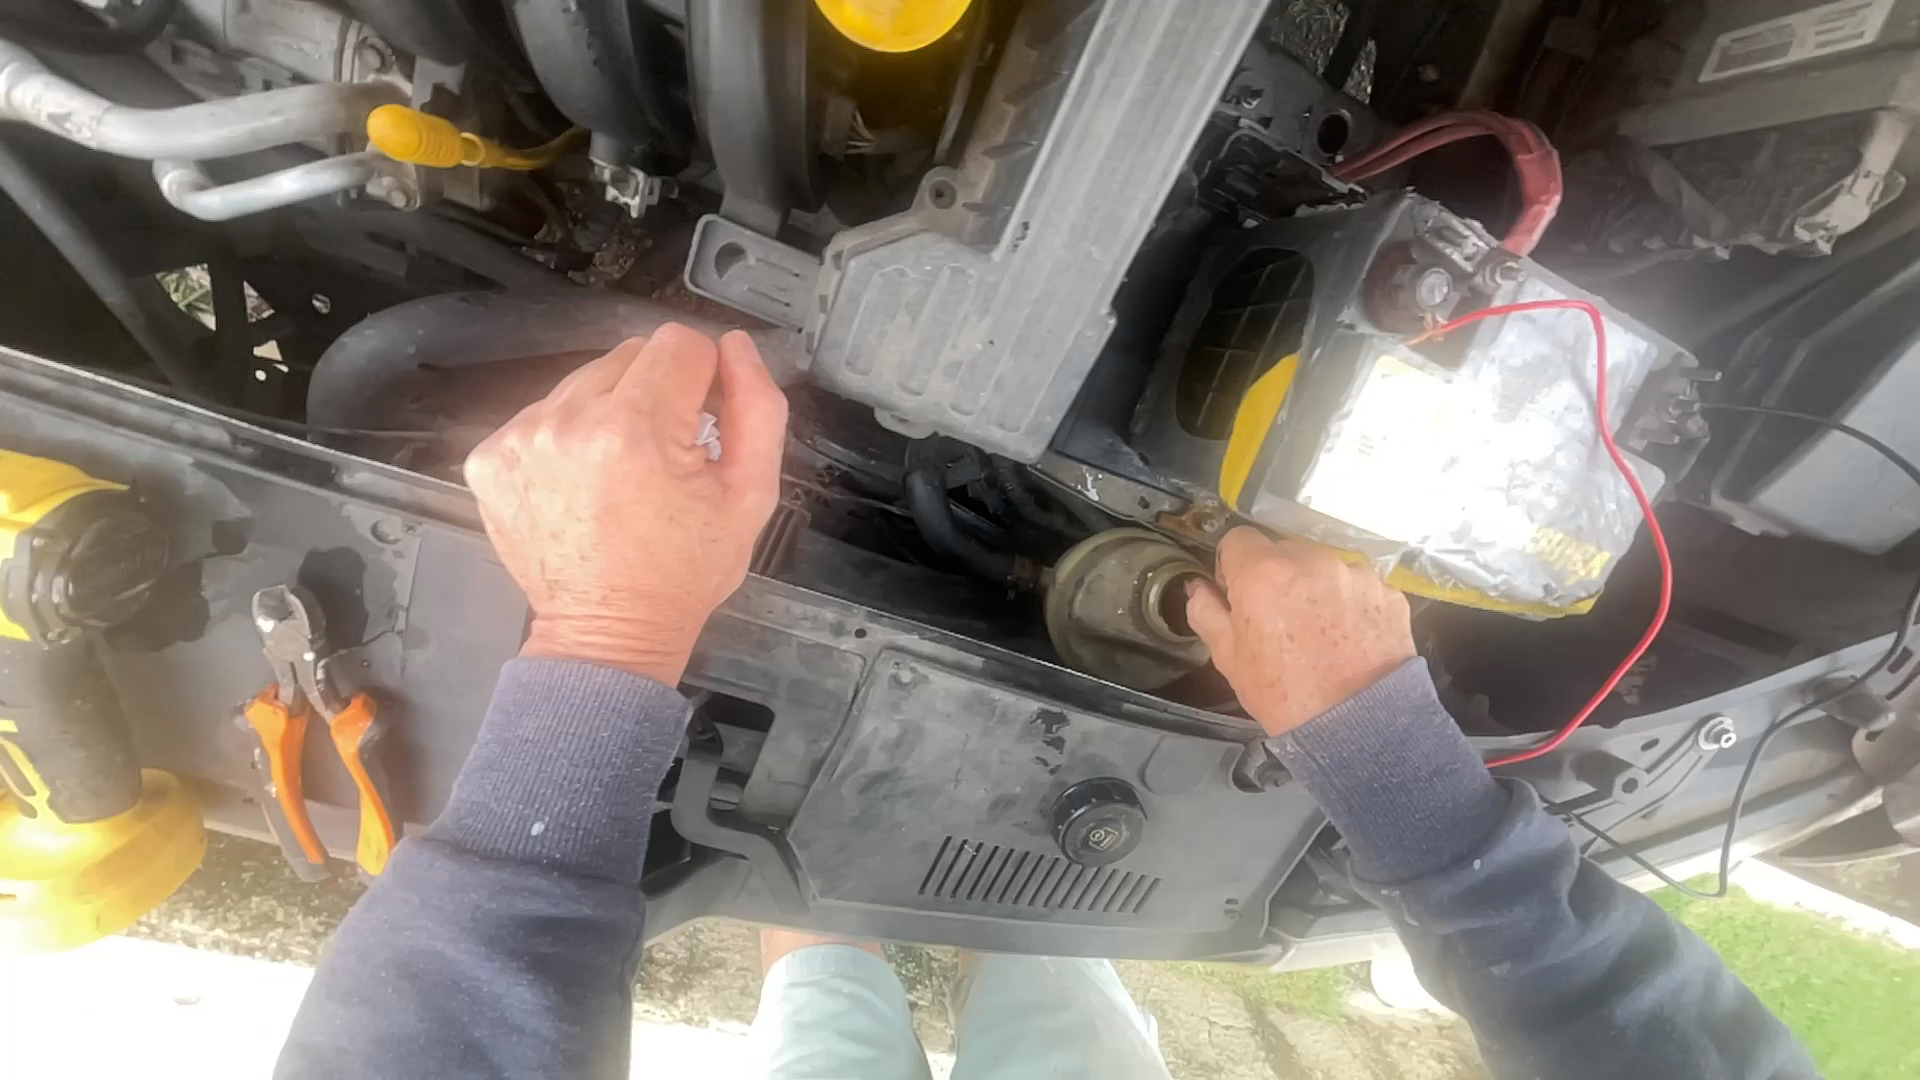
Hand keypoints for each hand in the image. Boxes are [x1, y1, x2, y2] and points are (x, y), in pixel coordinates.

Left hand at [464, 325, 788, 683]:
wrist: (609, 634)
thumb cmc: (687, 571)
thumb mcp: (752, 496)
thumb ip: (759, 409)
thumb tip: (737, 347)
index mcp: (635, 430)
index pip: (680, 343)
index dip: (707, 379)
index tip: (705, 427)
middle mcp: (566, 421)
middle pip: (632, 354)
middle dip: (662, 393)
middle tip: (670, 456)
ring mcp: (517, 437)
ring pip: (588, 378)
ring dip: (617, 409)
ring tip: (627, 470)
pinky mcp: (488, 455)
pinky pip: (548, 410)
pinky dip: (575, 433)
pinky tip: (589, 480)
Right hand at [1184, 528, 1415, 735]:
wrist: (1360, 727)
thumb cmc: (1285, 694)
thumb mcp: (1228, 657)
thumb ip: (1205, 612)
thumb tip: (1198, 589)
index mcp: (1263, 573)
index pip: (1238, 538)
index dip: (1232, 565)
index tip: (1237, 591)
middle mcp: (1310, 561)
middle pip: (1281, 551)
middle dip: (1274, 576)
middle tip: (1276, 618)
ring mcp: (1353, 574)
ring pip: (1321, 565)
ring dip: (1313, 585)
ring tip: (1316, 629)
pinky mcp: (1388, 591)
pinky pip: (1356, 583)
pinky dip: (1348, 600)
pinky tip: (1345, 634)